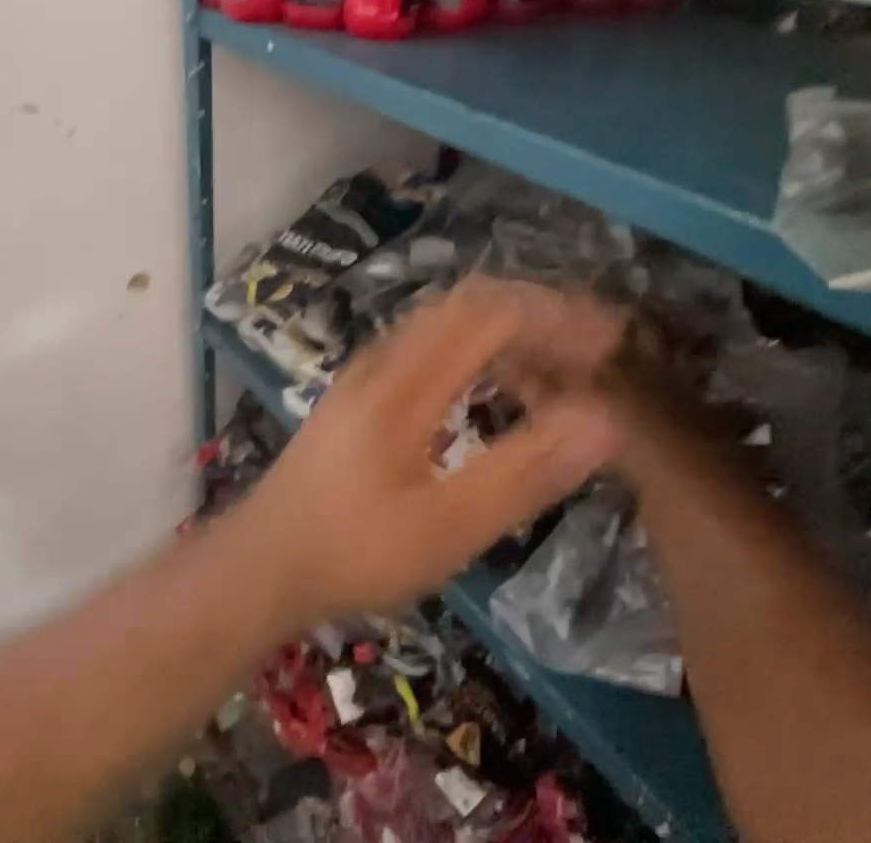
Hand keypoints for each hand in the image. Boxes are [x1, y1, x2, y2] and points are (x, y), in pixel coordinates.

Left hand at [230, 276, 627, 623]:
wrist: (259, 564)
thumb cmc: (352, 550)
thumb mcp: (447, 526)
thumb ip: (524, 471)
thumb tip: (605, 419)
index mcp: (405, 383)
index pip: (491, 313)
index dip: (557, 315)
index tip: (611, 341)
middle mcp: (382, 363)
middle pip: (466, 306)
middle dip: (536, 316)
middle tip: (589, 352)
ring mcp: (363, 377)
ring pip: (441, 325)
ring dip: (502, 334)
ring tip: (552, 372)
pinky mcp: (355, 399)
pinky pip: (424, 349)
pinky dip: (471, 354)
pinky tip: (488, 394)